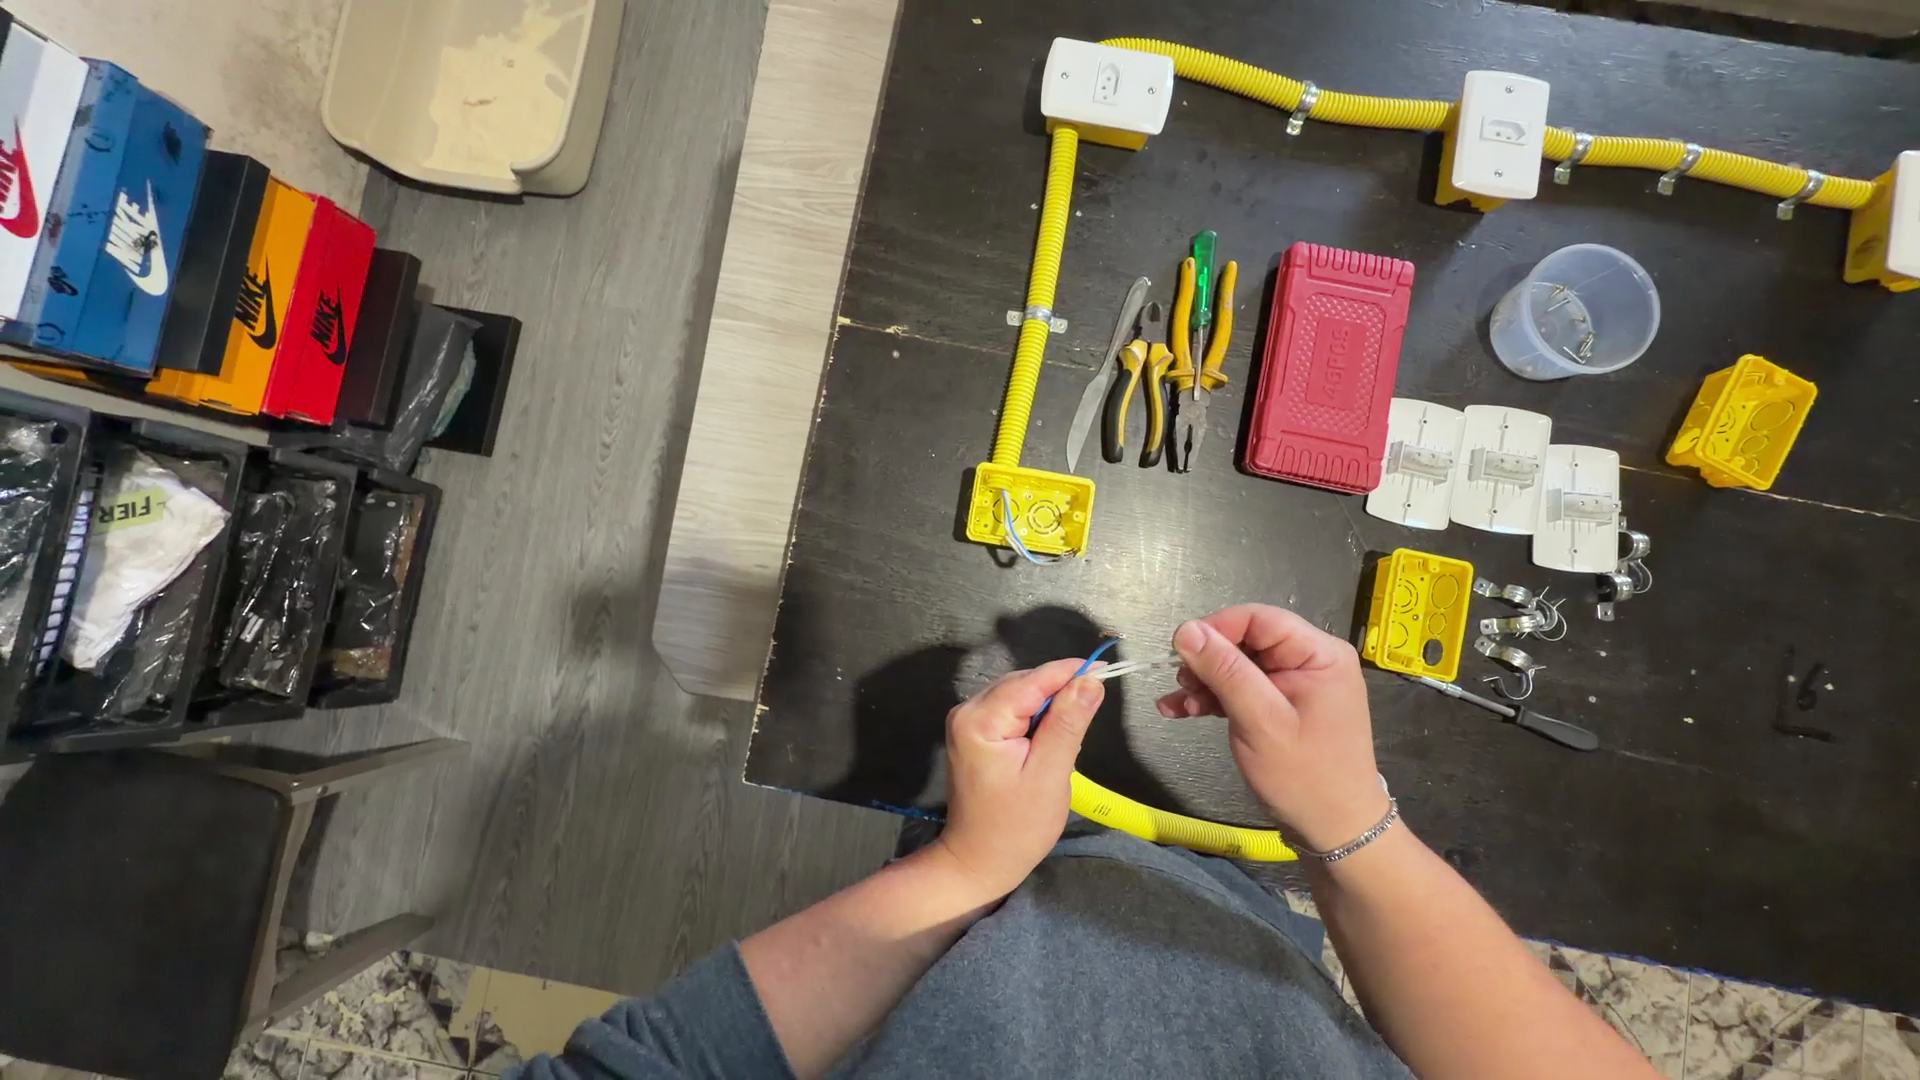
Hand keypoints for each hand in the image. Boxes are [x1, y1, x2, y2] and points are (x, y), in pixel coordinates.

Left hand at [932, 658, 1103, 902]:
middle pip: (1024, 684)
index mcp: (980, 719)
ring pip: (1019, 695)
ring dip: (1048, 707)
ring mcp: (967, 720)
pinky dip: (1035, 718)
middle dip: (1058, 692)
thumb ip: (1068, 723)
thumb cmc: (1017, 826)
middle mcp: (967, 710)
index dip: (1069, 672)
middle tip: (1091, 711)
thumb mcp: (1050, 774)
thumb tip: (1090, 680)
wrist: (978, 861)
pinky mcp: (973, 731)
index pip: (1031, 681)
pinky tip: (1047, 741)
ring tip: (1068, 737)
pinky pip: (1011, 710)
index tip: (1105, 668)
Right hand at [1156, 605, 1385, 852]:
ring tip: (1180, 704)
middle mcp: (1309, 660)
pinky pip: (1240, 687)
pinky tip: (1181, 710)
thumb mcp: (1260, 721)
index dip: (1215, 629)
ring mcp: (1295, 683)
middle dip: (1207, 660)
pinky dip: (1212, 697)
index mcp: (1318, 654)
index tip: (1180, 651)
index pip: (1258, 619)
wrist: (1335, 832)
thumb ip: (1225, 671)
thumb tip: (1185, 630)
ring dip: (1204, 681)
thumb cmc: (1304, 776)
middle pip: (1244, 640)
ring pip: (1236, 664)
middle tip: (1181, 685)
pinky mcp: (1280, 704)